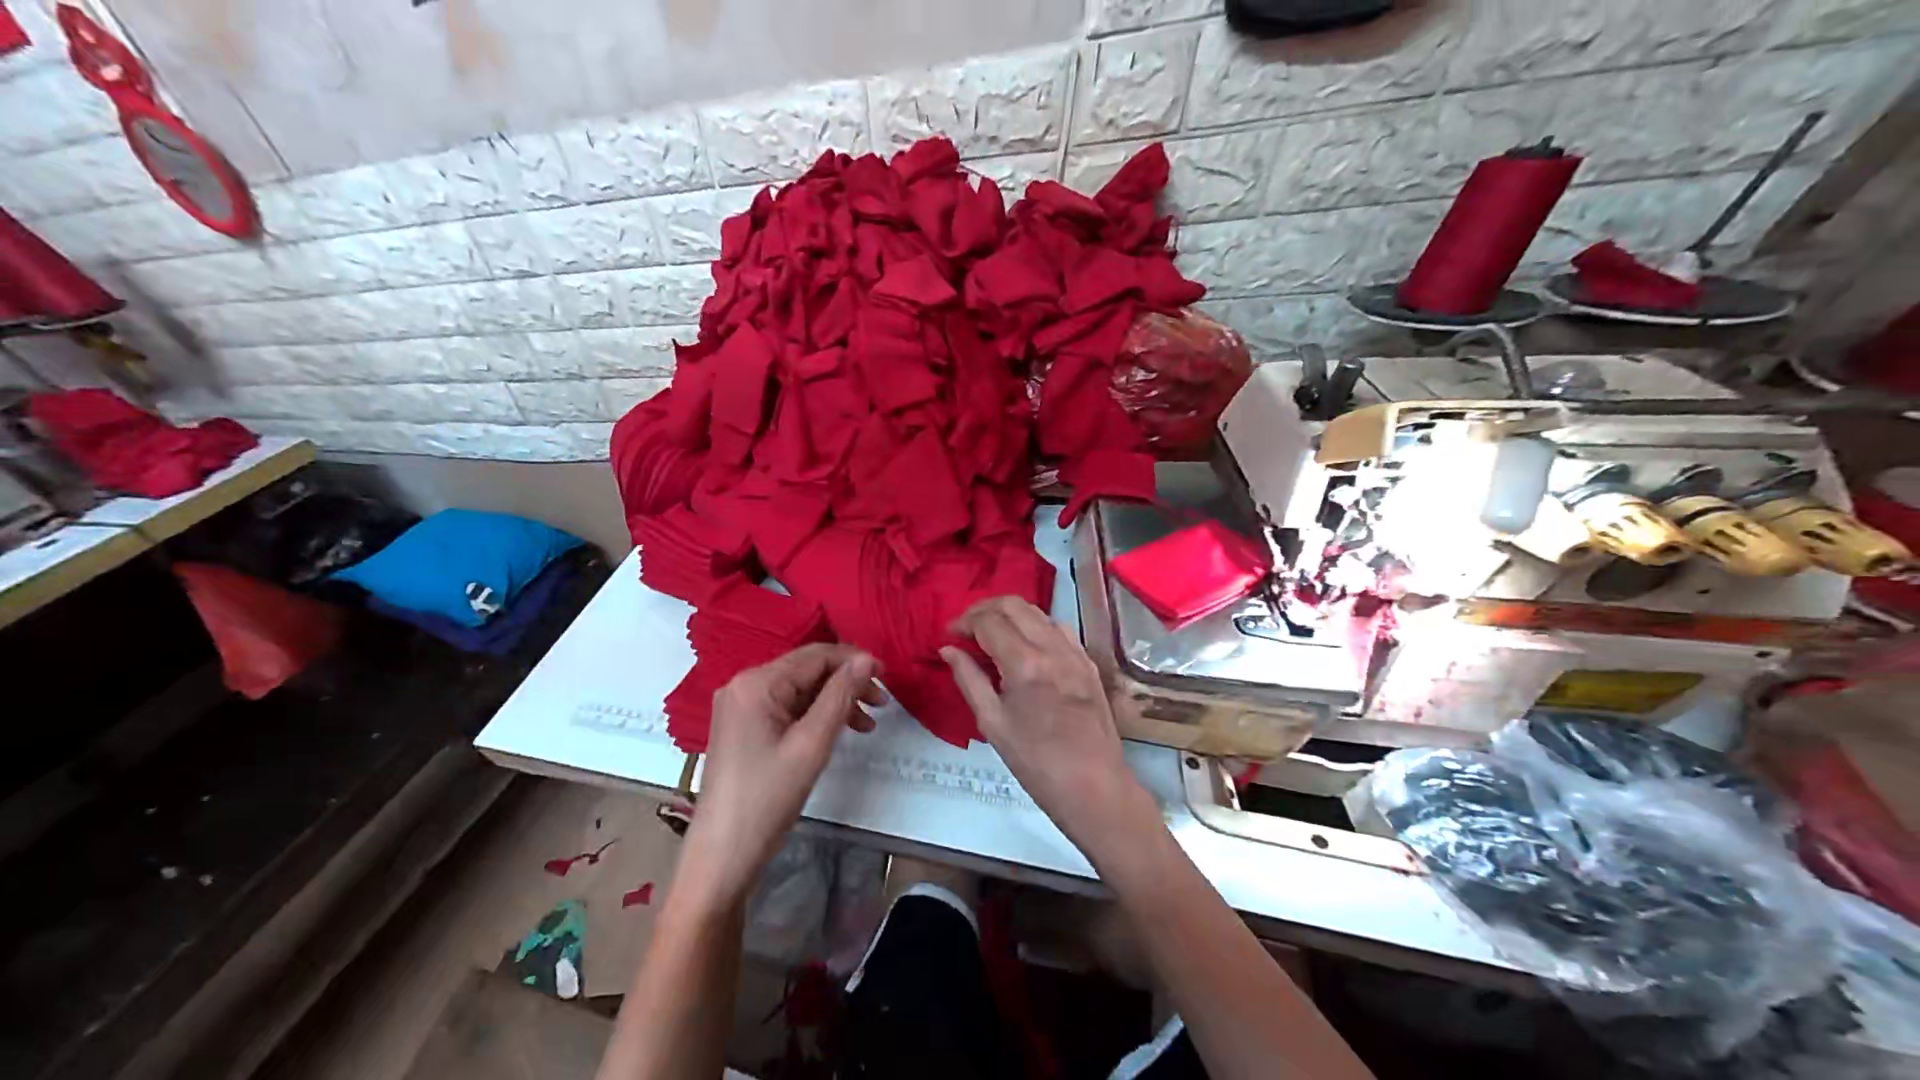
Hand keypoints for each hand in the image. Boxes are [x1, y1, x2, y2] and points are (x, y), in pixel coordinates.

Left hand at [680, 644, 884, 904]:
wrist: (723, 855)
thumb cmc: (768, 798)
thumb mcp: (812, 744)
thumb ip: (840, 696)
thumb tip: (866, 659)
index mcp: (756, 683)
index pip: (815, 655)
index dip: (854, 661)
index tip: (888, 677)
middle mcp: (743, 685)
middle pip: (807, 671)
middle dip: (846, 683)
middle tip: (881, 704)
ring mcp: (740, 706)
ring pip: (800, 690)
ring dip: (834, 701)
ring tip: (867, 724)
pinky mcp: (743, 727)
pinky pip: (787, 708)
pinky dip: (814, 716)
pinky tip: (837, 731)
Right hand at [940, 597, 1157, 858]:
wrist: (1093, 786)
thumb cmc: (1035, 762)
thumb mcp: (992, 723)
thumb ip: (969, 679)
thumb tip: (948, 650)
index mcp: (1025, 664)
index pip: (988, 621)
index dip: (963, 622)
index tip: (949, 635)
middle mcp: (1052, 647)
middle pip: (1013, 605)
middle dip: (984, 609)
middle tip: (966, 629)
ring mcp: (1075, 652)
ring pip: (1037, 611)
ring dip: (1010, 614)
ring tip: (992, 635)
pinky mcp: (1088, 661)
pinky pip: (1058, 627)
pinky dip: (1035, 626)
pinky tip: (1025, 645)